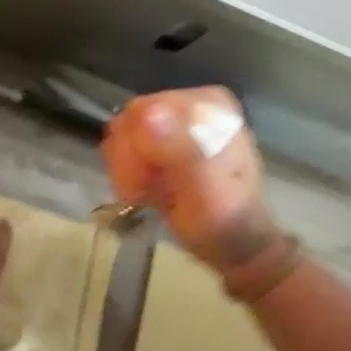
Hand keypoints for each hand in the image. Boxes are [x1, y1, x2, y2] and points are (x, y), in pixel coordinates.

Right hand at [103, 88, 301, 298]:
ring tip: (154, 194)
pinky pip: (119, 149)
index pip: (144, 111)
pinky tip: (149, 191)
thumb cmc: (224, 219)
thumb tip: (149, 113)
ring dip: (129, 173)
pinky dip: (127, 176)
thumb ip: (181, 149)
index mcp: (207, 103)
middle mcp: (186, 105)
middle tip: (153, 191)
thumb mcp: (206, 188)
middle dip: (133, 163)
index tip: (152, 181)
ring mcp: (170, 122)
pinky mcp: (155, 141)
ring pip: (120, 138)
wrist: (230, 246)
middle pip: (129, 123)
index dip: (139, 149)